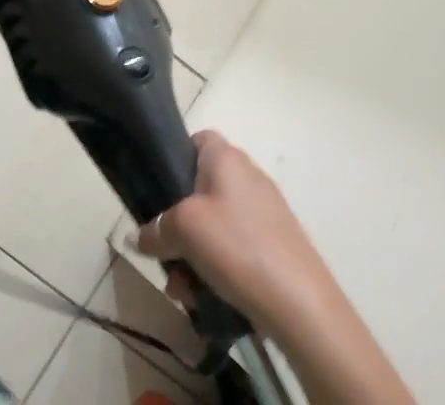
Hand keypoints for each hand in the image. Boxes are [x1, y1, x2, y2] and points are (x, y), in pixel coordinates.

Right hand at [136, 130, 338, 331]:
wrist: (302, 306)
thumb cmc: (237, 247)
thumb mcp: (181, 229)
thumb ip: (154, 228)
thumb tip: (142, 237)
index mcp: (228, 160)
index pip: (198, 139)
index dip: (174, 156)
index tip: (157, 186)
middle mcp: (249, 180)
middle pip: (200, 189)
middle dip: (175, 220)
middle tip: (162, 246)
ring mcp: (265, 215)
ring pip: (213, 226)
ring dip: (190, 253)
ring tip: (181, 286)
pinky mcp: (275, 248)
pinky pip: (232, 250)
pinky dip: (214, 269)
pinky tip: (203, 297)